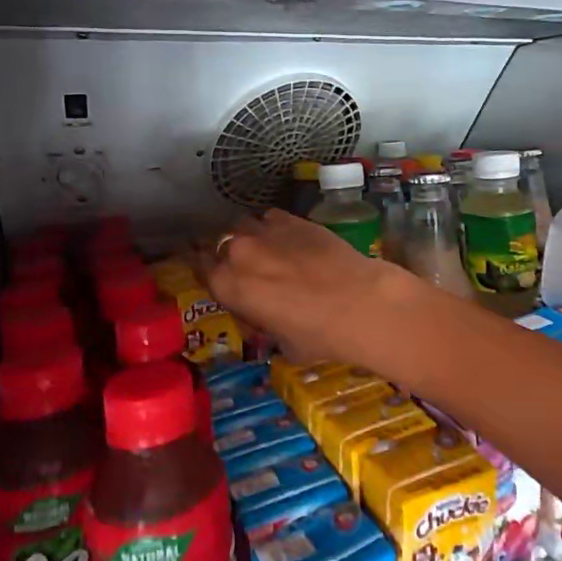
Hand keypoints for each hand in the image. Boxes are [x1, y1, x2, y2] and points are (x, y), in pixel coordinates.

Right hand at [188, 209, 420, 366]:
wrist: (360, 303)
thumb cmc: (319, 335)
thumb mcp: (282, 343)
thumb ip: (264, 324)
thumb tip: (266, 318)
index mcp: (228, 286)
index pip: (201, 268)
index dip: (206, 270)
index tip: (214, 273)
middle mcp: (238, 252)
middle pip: (219, 244)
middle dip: (227, 253)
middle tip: (244, 267)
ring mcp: (265, 231)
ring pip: (243, 225)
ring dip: (248, 236)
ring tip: (265, 248)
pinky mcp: (293, 219)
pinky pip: (271, 218)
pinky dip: (273, 227)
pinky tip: (289, 238)